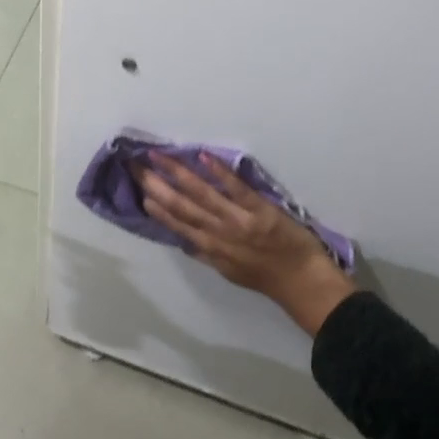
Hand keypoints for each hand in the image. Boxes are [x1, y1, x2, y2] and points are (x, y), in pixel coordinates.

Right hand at [133, 153, 356, 335]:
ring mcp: (238, 221)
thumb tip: (184, 242)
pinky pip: (235, 188)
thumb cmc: (268, 276)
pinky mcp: (260, 211)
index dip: (156, 207)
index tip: (137, 190)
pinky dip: (218, 172)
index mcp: (210, 249)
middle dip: (156, 185)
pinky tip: (202, 156)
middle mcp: (218, 234)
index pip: (176, 224)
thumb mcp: (230, 271)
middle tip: (136, 166)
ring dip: (178, 174)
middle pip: (181, 206)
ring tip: (158, 157)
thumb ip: (207, 255)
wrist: (303, 281)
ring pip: (202, 194)